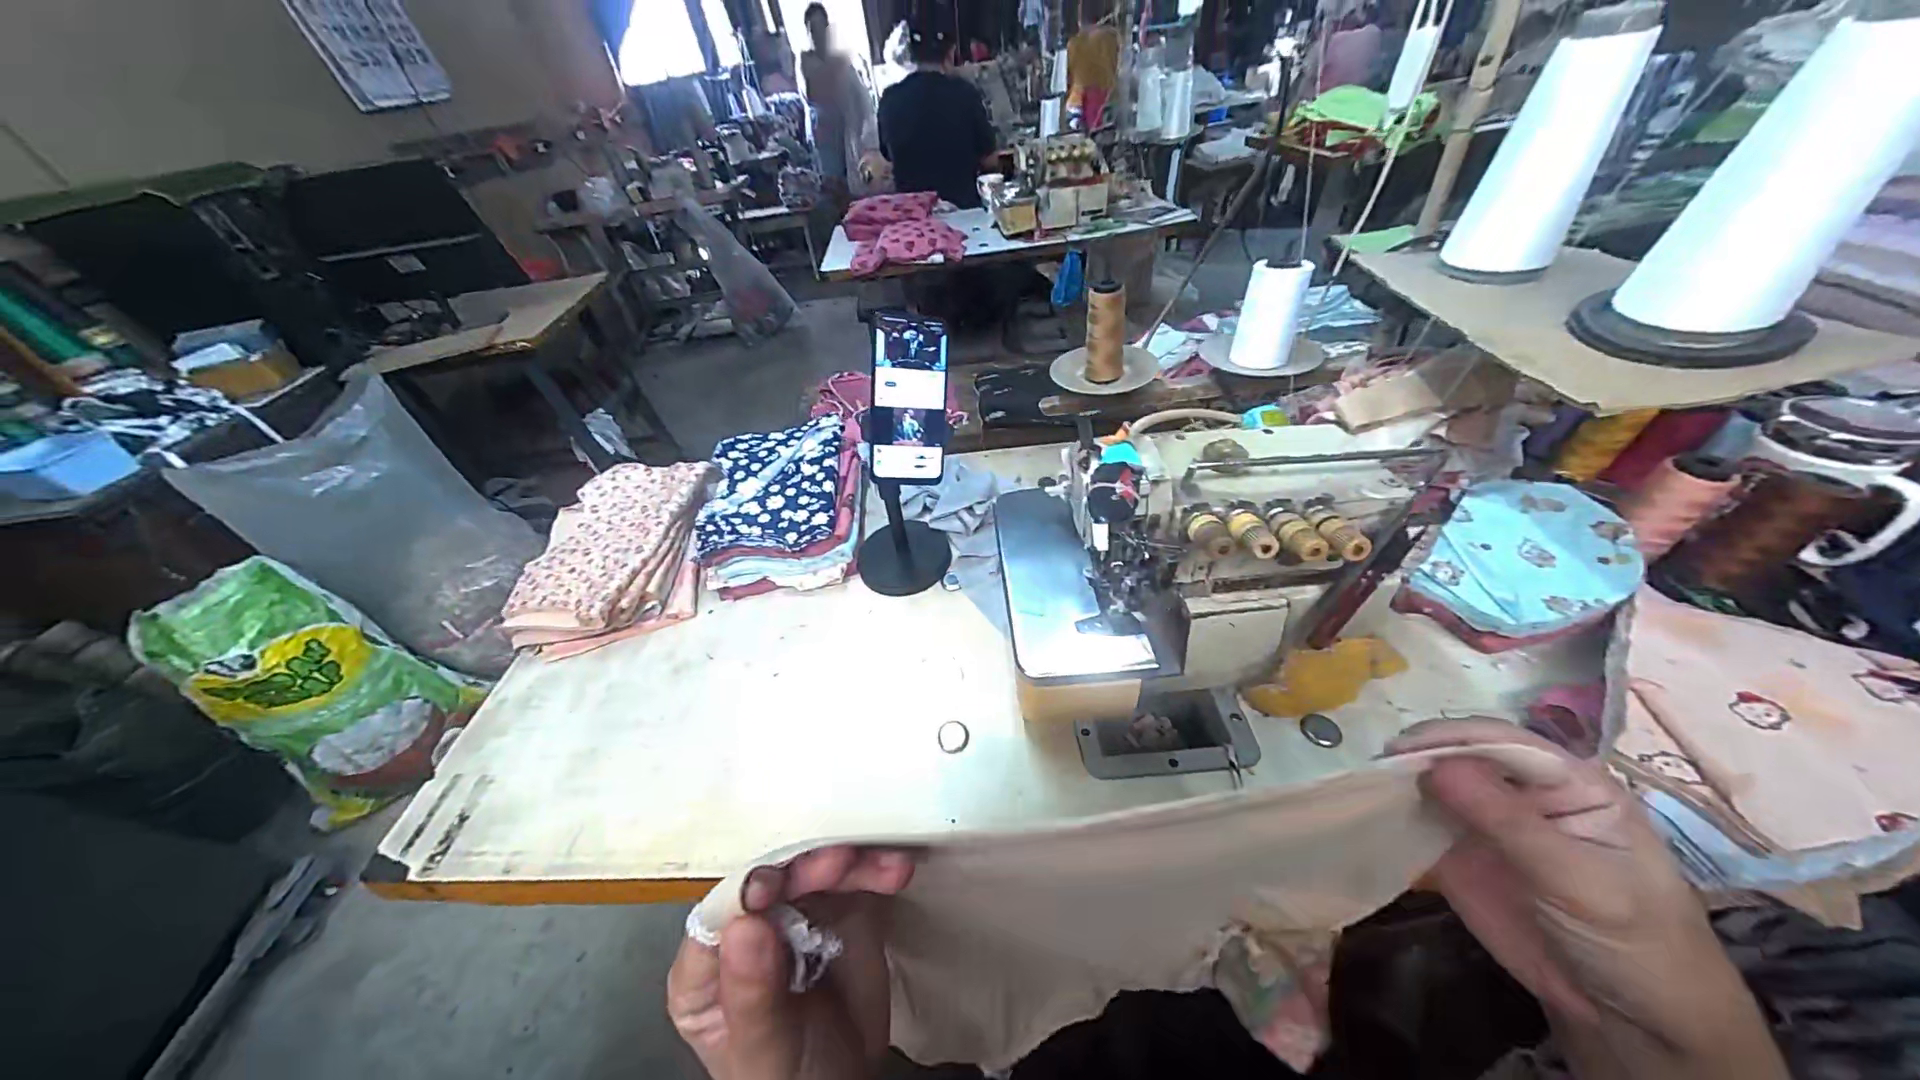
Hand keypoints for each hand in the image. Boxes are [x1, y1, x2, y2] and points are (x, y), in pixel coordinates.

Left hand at [668, 846, 914, 1079]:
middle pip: (774, 880)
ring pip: (817, 871)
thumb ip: (752, 994)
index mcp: (709, 964)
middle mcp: (751, 926)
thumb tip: (743, 927)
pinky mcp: (839, 907)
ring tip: (883, 867)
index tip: (771, 885)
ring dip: (851, 863)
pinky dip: (877, 871)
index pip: (720, 912)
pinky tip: (894, 870)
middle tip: (840, 863)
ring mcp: (798, 913)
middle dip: (807, 868)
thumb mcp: (766, 1049)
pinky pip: (855, 879)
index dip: (746, 892)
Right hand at [1386, 718, 1784, 1079]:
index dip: (1454, 737)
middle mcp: (1519, 787)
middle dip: (1420, 752)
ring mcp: (1482, 816)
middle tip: (1379, 766)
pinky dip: (1391, 807)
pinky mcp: (1453, 844)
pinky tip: (1370, 806)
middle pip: (1460, 751)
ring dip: (1399, 777)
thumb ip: (1509, 821)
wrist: (1624, 1017)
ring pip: (1432, 778)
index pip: (1504, 739)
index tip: (1404, 749)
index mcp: (1567, 781)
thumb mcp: (1579, 880)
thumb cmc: (1633, 941)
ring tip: (1367, 782)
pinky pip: (1417, 814)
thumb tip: (1437, 765)